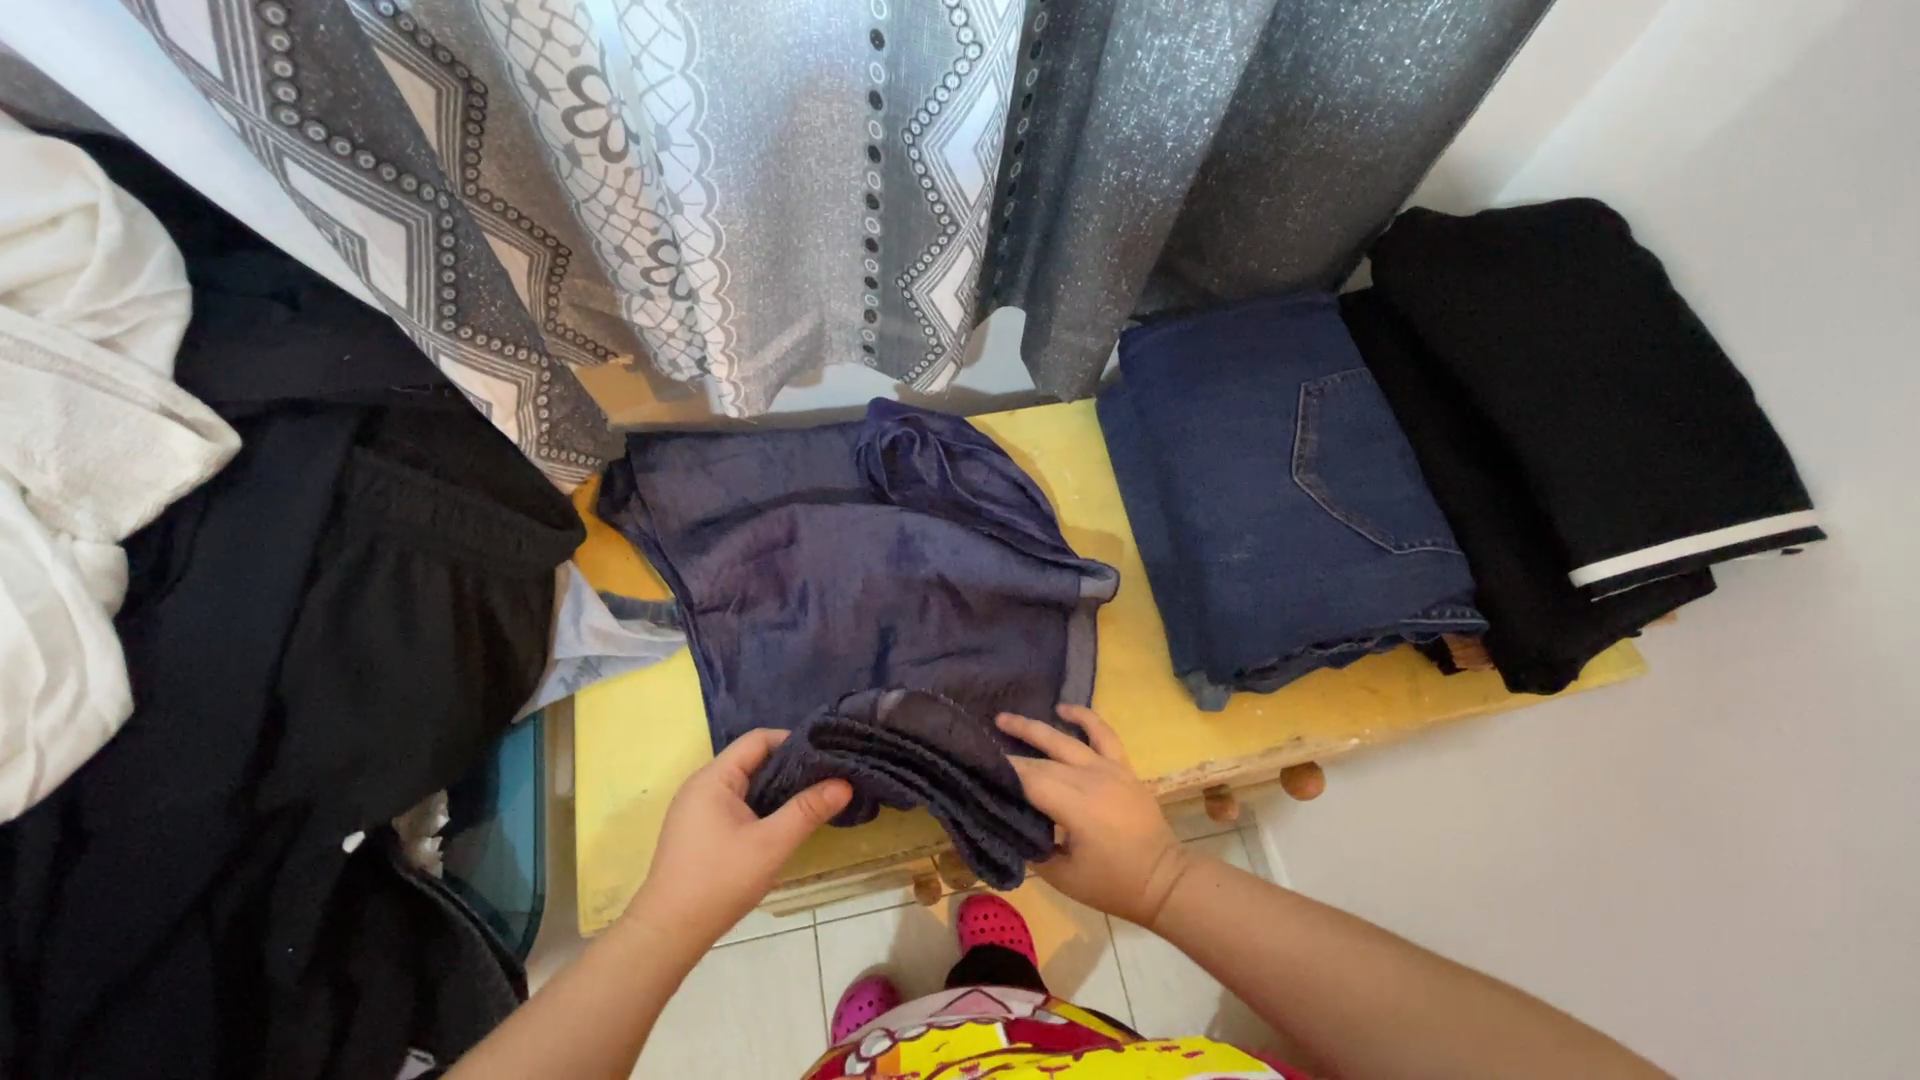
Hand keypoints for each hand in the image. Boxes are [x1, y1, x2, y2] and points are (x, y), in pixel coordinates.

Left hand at [627, 729, 851, 946]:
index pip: (758, 740)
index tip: (826, 756)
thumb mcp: (771, 844)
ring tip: (813, 799)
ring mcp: (698, 809)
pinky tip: (784, 823)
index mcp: (714, 778)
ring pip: (746, 785)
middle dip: (790, 766)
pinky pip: (737, 804)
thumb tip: (844, 782)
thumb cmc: (719, 881)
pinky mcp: (699, 830)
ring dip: (778, 789)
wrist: (668, 933)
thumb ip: (807, 810)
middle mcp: (702, 785)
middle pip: (753, 760)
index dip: (794, 742)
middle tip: (827, 778)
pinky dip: (762, 806)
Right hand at [998, 706, 1193, 927]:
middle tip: (978, 749)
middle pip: (1041, 761)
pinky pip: (1104, 734)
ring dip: (1033, 728)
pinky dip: (1084, 717)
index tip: (975, 764)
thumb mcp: (1062, 877)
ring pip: (1065, 740)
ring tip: (1004, 718)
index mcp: (1075, 807)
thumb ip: (1033, 848)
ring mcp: (1109, 769)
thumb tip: (1008, 825)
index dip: (1001, 771)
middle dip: (1009, 754)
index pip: (1029, 780)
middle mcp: (1091, 779)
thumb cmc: (1112, 884)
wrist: (1164, 880)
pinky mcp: (1123, 768)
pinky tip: (1063, 709)